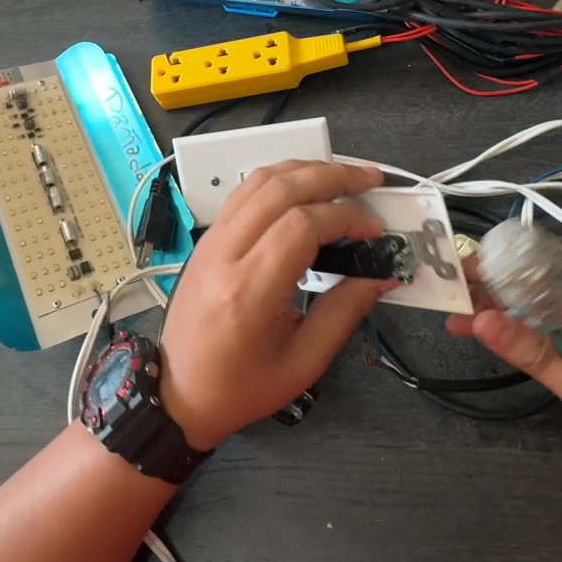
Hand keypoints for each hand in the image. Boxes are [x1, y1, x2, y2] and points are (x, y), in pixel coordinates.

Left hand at [157, 160, 393, 450]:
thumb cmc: (241, 387)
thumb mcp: (303, 362)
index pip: (301, 225)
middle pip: (280, 189)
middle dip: (332, 176)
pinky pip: (243, 192)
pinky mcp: (208, 238)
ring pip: (258, 181)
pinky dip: (278, 178)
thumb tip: (382, 273)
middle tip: (370, 180)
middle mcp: (225, 254)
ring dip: (304, 169)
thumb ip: (345, 311)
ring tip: (343, 175)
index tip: (374, 231)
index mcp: (248, 290)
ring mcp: (211, 240)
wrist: (178, 392)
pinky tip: (304, 185)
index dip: (345, 217)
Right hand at [448, 247, 561, 484]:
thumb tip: (479, 322)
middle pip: (547, 260)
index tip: (451, 297)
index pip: (541, 266)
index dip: (491, 279)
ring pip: (561, 267)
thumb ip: (541, 357)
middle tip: (459, 313)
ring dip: (521, 291)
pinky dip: (550, 296)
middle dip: (499, 285)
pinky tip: (529, 321)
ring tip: (483, 319)